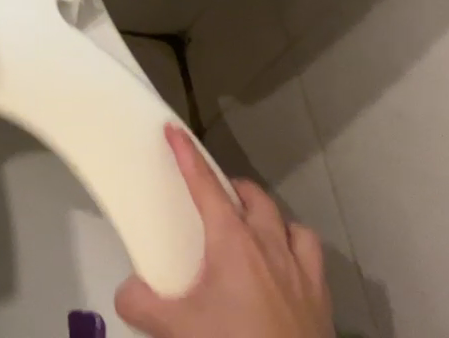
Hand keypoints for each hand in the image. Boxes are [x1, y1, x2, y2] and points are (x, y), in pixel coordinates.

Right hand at [114, 124, 332, 337]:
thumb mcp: (174, 328)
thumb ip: (140, 303)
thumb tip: (127, 292)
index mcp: (232, 242)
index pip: (205, 186)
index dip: (188, 155)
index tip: (174, 130)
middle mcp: (270, 247)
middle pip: (254, 198)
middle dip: (232, 187)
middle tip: (213, 197)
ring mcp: (302, 273)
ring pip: (291, 224)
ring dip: (270, 218)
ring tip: (254, 230)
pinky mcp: (322, 301)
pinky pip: (313, 258)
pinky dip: (298, 251)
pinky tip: (285, 268)